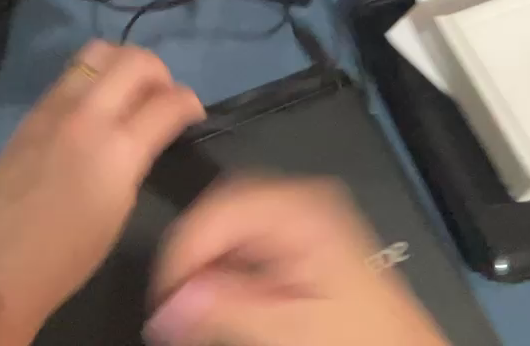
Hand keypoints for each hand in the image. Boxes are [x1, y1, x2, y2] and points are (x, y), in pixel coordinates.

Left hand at [0, 41, 204, 345]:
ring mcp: (56, 106)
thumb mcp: (122, 206)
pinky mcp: (33, 109)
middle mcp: (89, 114)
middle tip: (162, 96)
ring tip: (128, 91)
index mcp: (118, 149)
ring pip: (99, 52)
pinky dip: (93, 77)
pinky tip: (95, 104)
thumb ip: (138, 157)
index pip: (169, 101)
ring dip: (123, 63)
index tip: (193, 113)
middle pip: (136, 60)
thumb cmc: (70, 254)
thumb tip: (150, 129)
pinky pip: (71, 73)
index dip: (190, 102)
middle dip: (160, 72)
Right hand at [147, 178, 450, 345]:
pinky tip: (220, 297)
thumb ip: (230, 309)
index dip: (185, 248)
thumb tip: (169, 303)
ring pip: (233, 222)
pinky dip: (228, 266)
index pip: (222, 205)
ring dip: (208, 261)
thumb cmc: (365, 337)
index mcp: (303, 206)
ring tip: (191, 303)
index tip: (164, 293)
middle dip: (194, 252)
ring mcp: (303, 214)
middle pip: (224, 208)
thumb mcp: (295, 327)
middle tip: (172, 298)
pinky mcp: (303, 236)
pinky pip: (250, 238)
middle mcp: (302, 197)